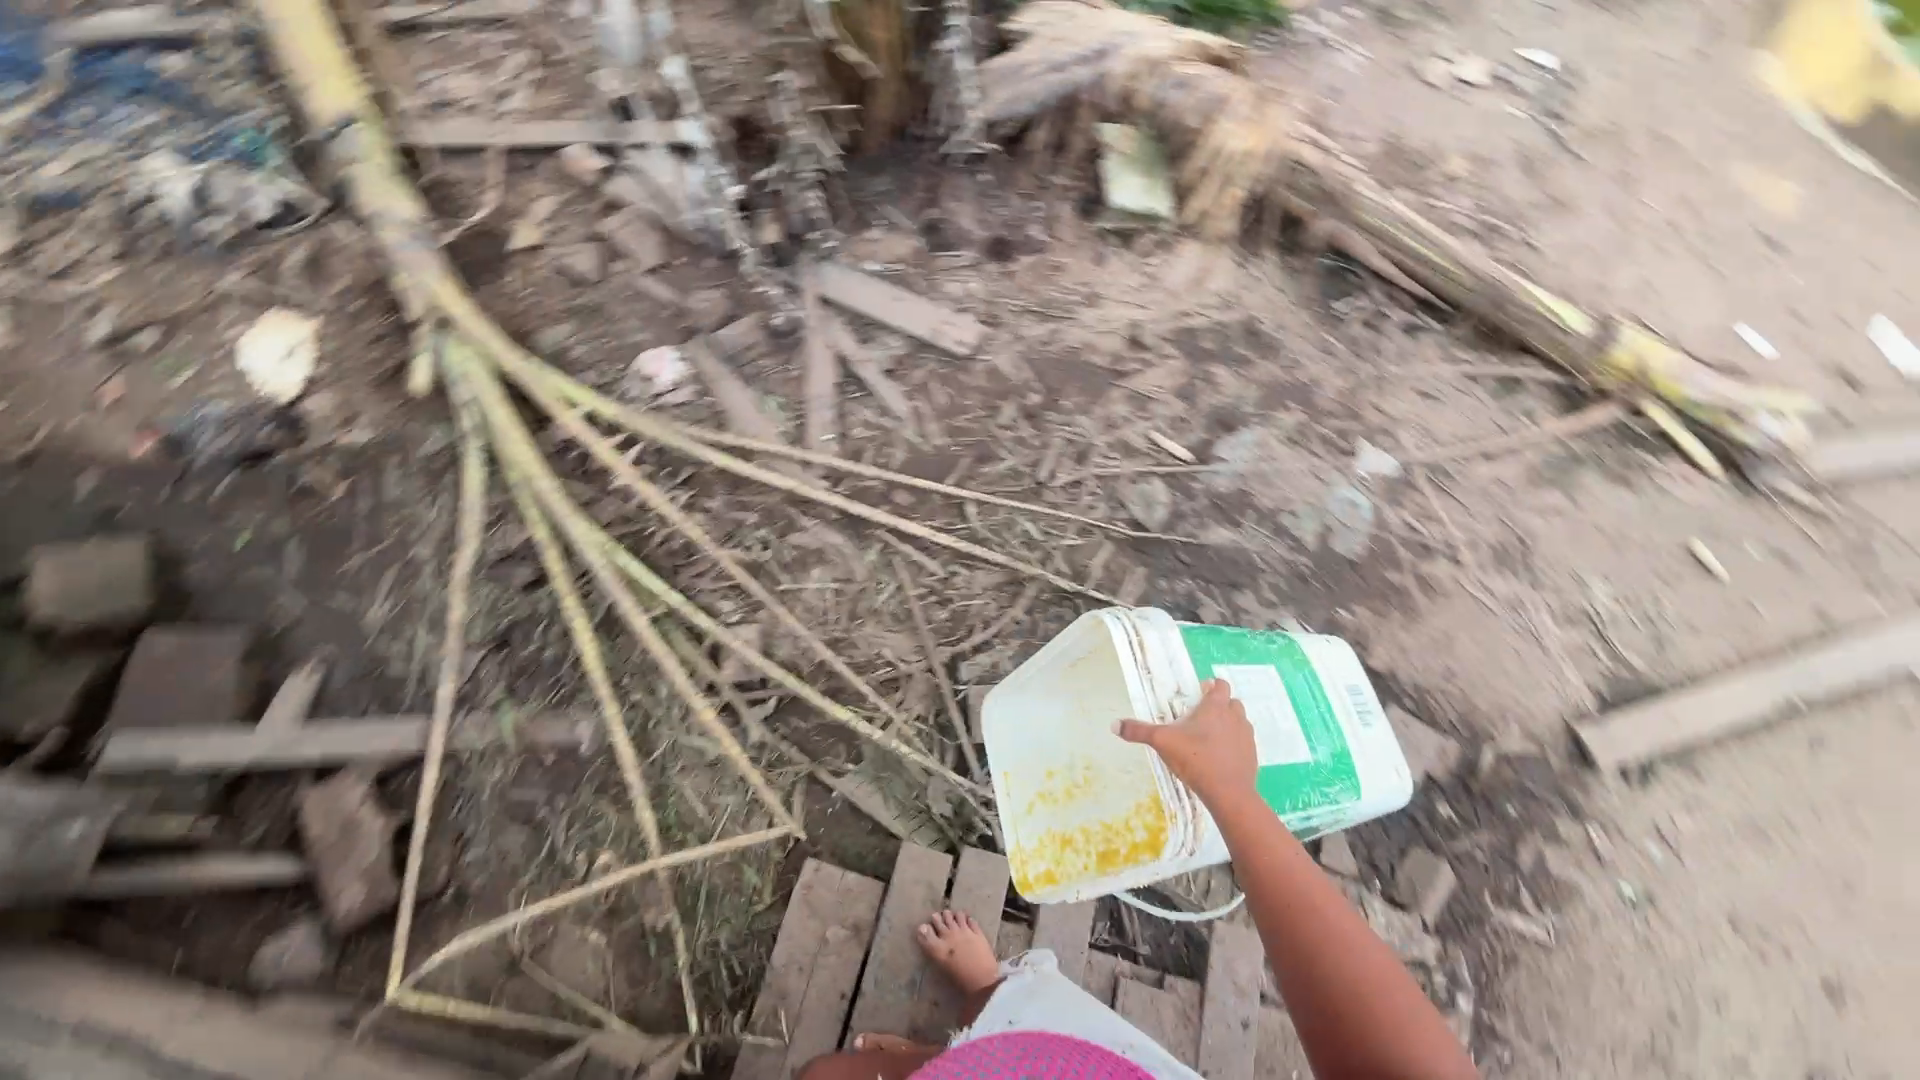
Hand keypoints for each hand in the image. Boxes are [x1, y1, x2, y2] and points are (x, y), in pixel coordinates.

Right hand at [1115, 678, 1257, 807]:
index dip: (1211, 686)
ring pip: (1239, 721)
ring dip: (1228, 724)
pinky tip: (1219, 757)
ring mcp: (1246, 736)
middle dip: (1219, 705)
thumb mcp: (1162, 742)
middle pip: (1231, 702)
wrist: (1229, 793)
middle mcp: (1235, 717)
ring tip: (1209, 737)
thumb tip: (1114, 724)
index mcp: (1215, 707)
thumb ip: (1139, 731)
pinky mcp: (1252, 755)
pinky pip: (1243, 742)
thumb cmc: (1196, 759)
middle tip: (1200, 717)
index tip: (1199, 694)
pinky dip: (1233, 744)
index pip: (1220, 685)